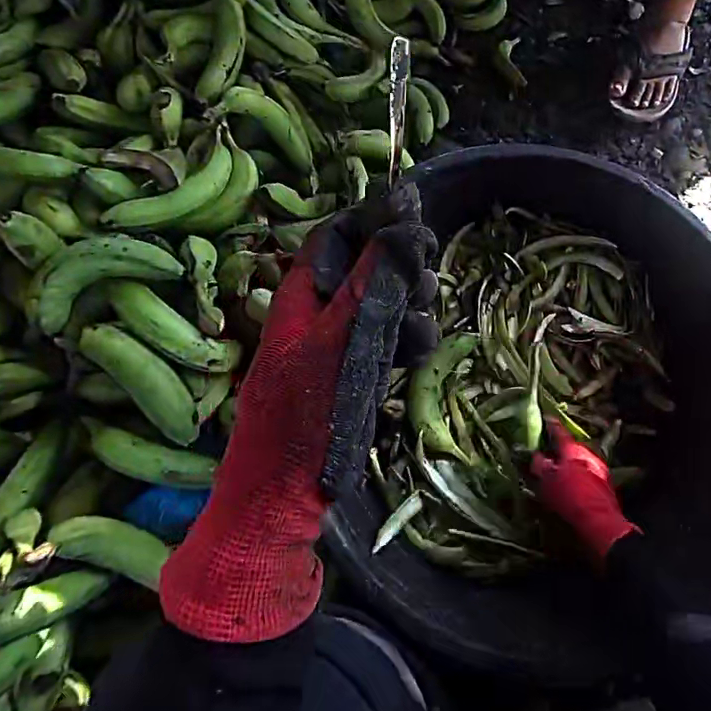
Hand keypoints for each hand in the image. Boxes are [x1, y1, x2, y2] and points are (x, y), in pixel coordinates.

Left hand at [160, 185, 437, 642]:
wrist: (284, 498)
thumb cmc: (300, 417)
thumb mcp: (337, 345)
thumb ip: (370, 286)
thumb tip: (402, 225)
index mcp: (300, 296)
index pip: (334, 237)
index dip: (371, 219)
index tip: (412, 213)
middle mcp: (317, 313)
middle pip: (365, 268)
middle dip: (399, 268)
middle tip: (427, 277)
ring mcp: (337, 345)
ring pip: (382, 305)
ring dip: (408, 306)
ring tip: (419, 324)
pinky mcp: (354, 374)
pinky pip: (386, 341)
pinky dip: (405, 340)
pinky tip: (417, 351)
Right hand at [530, 425, 637, 565]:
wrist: (601, 525)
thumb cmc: (570, 498)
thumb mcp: (546, 480)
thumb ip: (539, 464)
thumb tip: (535, 454)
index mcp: (573, 448)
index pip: (558, 430)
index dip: (549, 424)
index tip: (542, 418)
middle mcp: (588, 454)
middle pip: (569, 446)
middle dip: (556, 447)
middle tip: (543, 448)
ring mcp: (599, 469)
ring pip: (577, 459)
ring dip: (566, 462)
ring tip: (553, 469)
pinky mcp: (604, 484)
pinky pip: (584, 472)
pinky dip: (575, 474)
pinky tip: (567, 484)